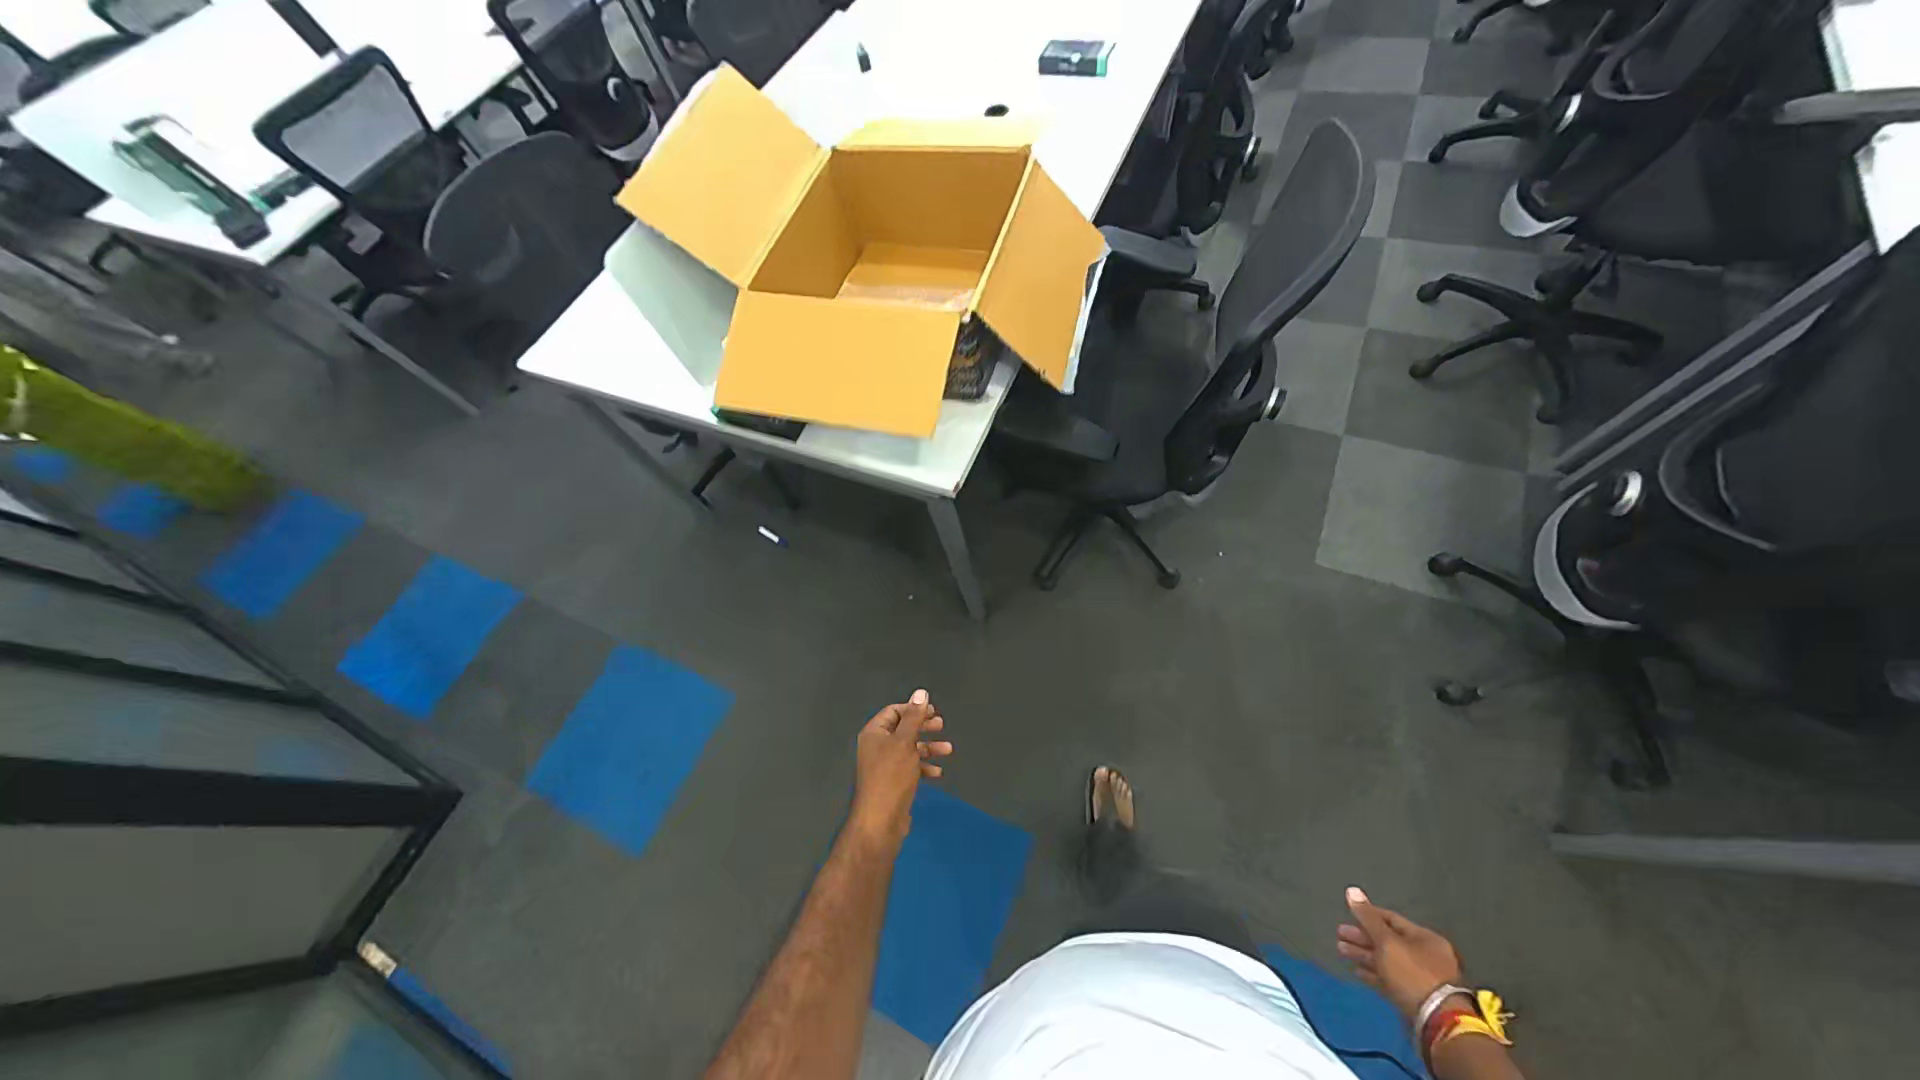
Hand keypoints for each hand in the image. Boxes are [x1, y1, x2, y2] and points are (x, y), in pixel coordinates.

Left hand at [849, 689, 952, 848]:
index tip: (932, 711)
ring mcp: (885, 765)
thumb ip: (914, 717)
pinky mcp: (893, 782)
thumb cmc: (891, 776)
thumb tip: (921, 692)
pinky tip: (937, 772)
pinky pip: (910, 767)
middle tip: (941, 725)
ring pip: (909, 749)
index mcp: (874, 733)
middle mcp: (877, 746)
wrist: (880, 820)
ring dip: (928, 747)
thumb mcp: (905, 742)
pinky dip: (924, 766)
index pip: (893, 711)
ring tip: (948, 750)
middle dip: (923, 726)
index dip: (913, 709)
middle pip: (903, 729)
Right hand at [1336, 886, 1464, 1018]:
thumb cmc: (1412, 973)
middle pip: (1388, 940)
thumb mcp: (1386, 942)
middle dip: (1362, 937)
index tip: (1347, 914)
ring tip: (1341, 950)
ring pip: (1387, 960)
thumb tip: (1352, 890)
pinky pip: (1390, 978)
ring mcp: (1421, 978)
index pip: (1391, 919)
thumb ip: (1367, 917)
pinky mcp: (1414, 996)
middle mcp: (1426, 956)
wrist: (1436, 1021)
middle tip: (1339, 934)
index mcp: (1425, 939)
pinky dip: (1374, 973)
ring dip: (1364, 954)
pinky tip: (1357, 971)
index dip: (1368, 915)